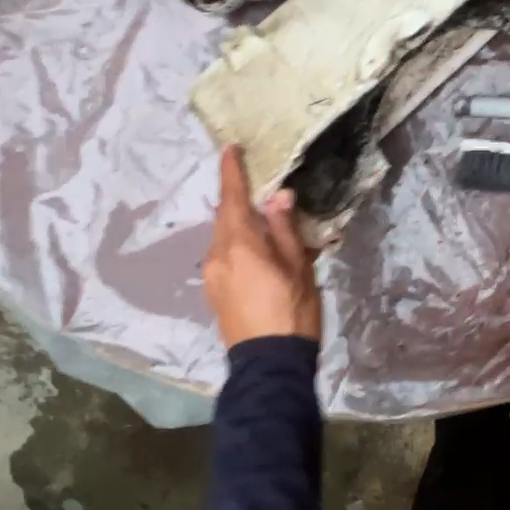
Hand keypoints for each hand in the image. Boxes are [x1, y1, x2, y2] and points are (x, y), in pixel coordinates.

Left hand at [204, 146, 321, 346]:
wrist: (269, 362)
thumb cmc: (292, 310)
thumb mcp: (298, 266)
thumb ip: (285, 229)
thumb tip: (277, 196)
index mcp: (240, 245)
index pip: (231, 199)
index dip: (230, 172)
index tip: (230, 148)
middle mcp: (217, 255)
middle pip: (225, 217)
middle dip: (238, 199)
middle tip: (259, 186)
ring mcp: (211, 275)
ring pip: (224, 237)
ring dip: (241, 225)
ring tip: (266, 223)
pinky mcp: (213, 291)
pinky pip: (224, 256)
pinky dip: (239, 244)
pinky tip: (258, 253)